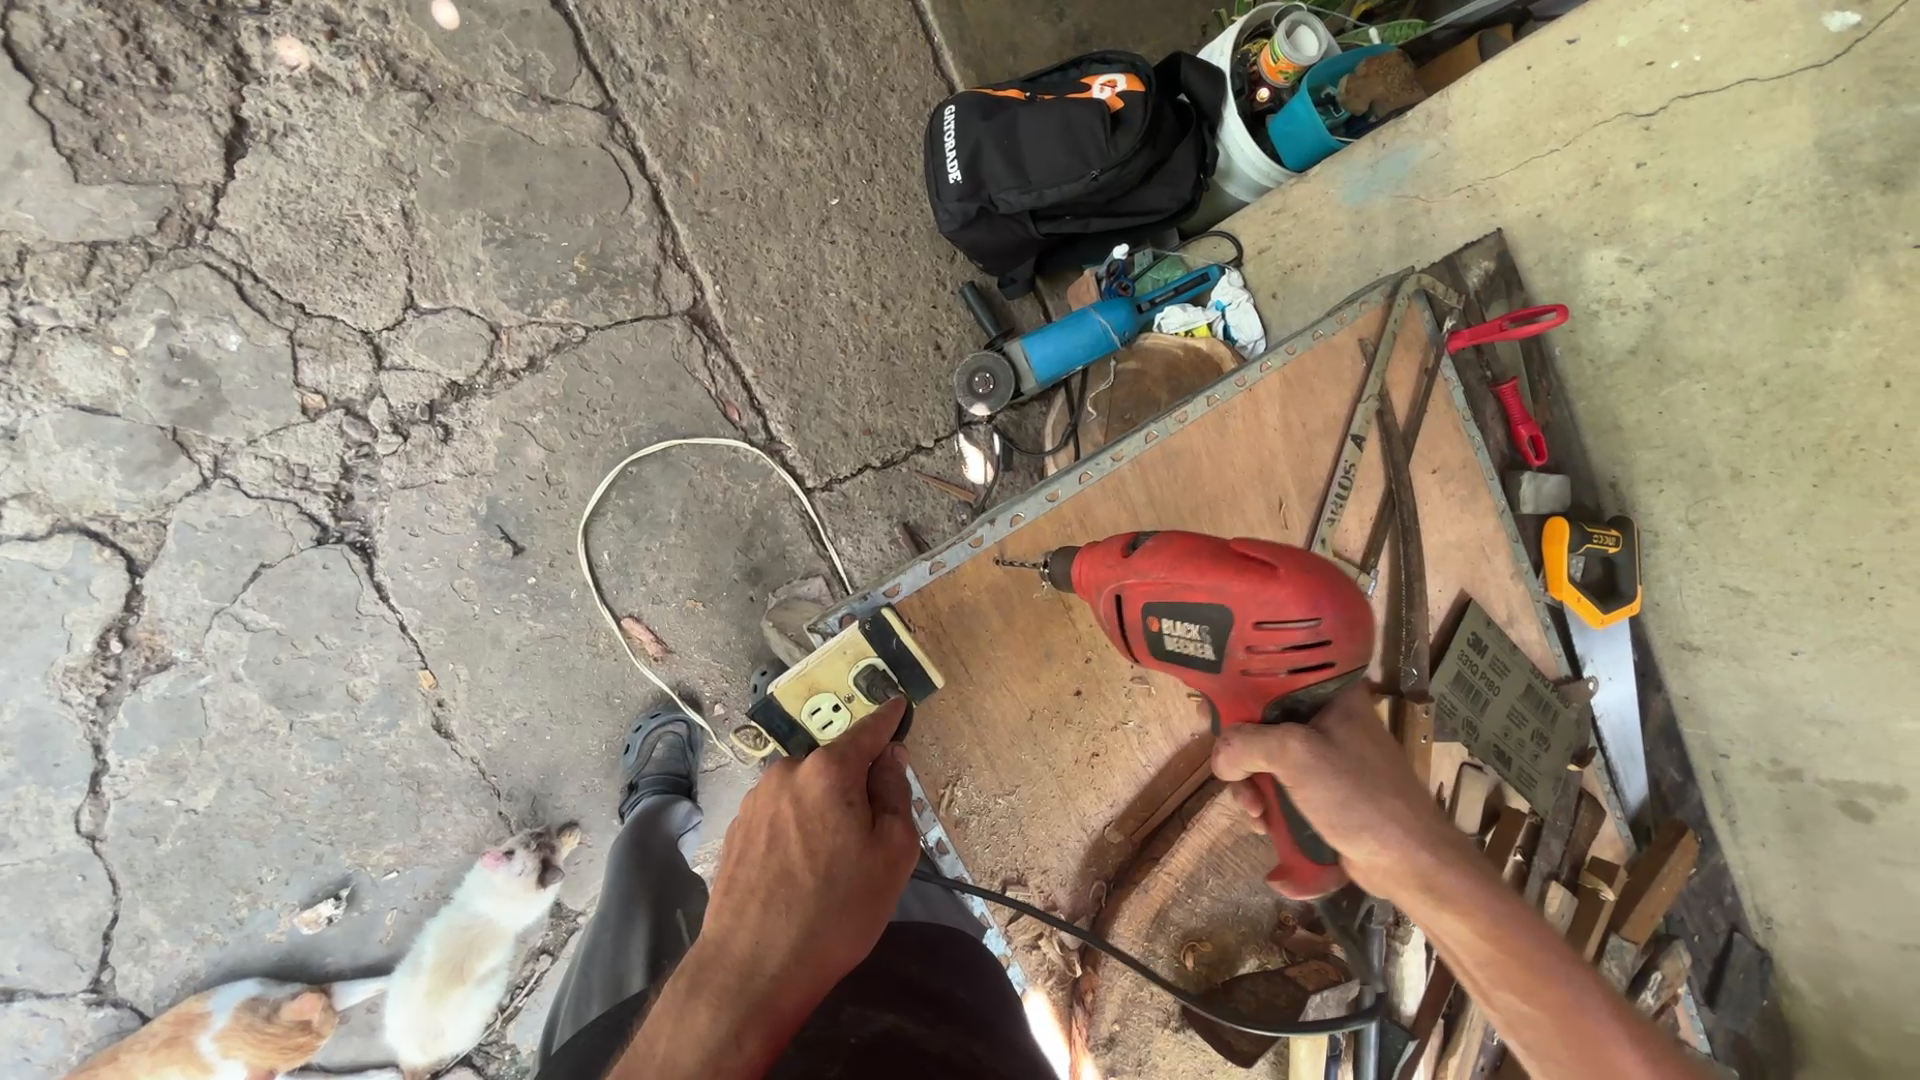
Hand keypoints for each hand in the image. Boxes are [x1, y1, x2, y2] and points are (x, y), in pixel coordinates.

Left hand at [698, 698, 920, 1012]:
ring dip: (825, 809)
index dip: (889, 719)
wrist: (752, 969)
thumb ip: (895, 794)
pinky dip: (798, 828)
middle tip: (872, 833)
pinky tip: (801, 872)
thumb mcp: (892, 854)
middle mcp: (787, 772)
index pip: (868, 730)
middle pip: (836, 765)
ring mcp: (756, 800)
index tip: (900, 705)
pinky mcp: (737, 830)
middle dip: (857, 784)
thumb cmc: (836, 911)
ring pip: (807, 791)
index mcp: (828, 770)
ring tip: (833, 863)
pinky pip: (782, 814)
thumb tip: (890, 756)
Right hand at [1211, 682, 1467, 901]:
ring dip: (1250, 787)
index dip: (1235, 688)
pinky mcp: (1320, 791)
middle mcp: (1324, 719)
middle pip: (1258, 721)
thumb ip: (1245, 744)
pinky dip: (1266, 805)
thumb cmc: (1359, 796)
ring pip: (1262, 759)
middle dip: (1238, 753)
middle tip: (1230, 773)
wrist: (1410, 863)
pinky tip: (1266, 826)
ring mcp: (1322, 758)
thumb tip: (1220, 760)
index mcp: (1328, 695)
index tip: (1208, 708)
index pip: (1270, 675)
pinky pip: (1277, 787)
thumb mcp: (1295, 756)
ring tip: (1255, 813)